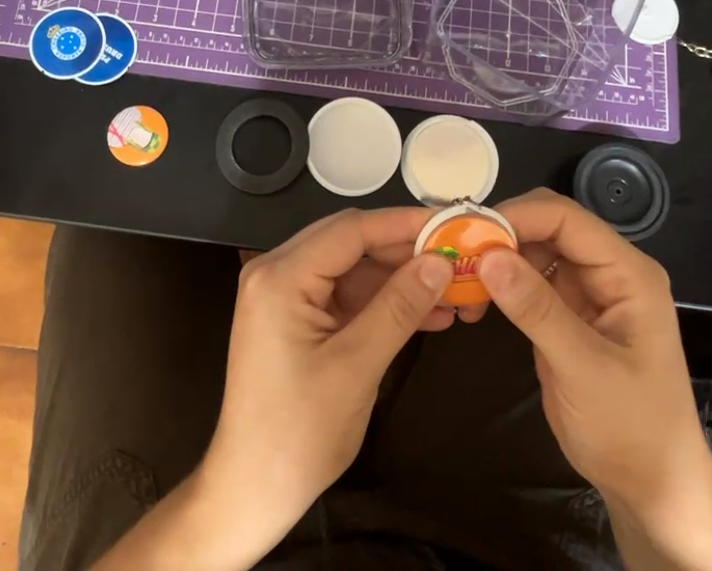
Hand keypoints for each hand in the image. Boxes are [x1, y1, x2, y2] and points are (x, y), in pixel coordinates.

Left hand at [205, 207, 451, 542]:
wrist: (253, 487)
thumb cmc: (299, 430)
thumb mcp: (357, 365)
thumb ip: (398, 306)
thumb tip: (440, 261)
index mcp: (280, 276)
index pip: (350, 231)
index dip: (403, 224)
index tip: (452, 225)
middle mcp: (275, 273)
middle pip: (350, 244)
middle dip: (404, 251)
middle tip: (458, 257)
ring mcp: (283, 296)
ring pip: (351, 270)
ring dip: (398, 280)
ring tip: (454, 294)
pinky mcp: (294, 319)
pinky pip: (344, 297)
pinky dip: (382, 304)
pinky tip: (427, 315)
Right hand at [478, 190, 711, 568]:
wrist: (650, 484)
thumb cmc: (631, 426)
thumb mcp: (584, 368)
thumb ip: (537, 310)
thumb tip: (488, 255)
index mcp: (628, 273)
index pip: (566, 218)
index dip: (516, 216)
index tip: (467, 233)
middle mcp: (608, 271)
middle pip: (548, 225)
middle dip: (501, 232)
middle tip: (454, 252)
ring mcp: (586, 291)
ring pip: (533, 248)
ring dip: (496, 256)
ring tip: (458, 276)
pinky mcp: (565, 313)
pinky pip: (527, 279)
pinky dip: (499, 282)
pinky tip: (473, 299)